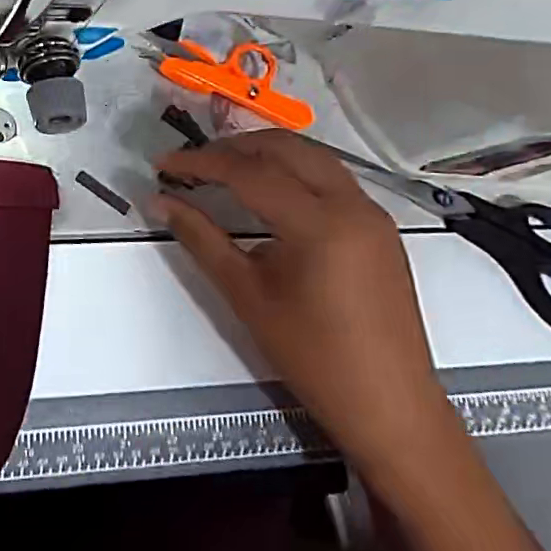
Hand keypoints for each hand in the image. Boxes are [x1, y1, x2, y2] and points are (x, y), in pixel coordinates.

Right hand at [157, 132, 550, 550]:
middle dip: (233, 146)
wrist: (388, 404)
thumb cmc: (310, 354)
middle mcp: (352, 203)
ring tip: (222, 168)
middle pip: (285, 148)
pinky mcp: (380, 228)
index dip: (199, 162)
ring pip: (313, 157)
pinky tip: (268, 192)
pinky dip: (292, 171)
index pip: (248, 171)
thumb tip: (161, 201)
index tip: (162, 166)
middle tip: (191, 162)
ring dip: (265, 153)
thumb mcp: (245, 294)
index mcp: (318, 222)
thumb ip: (201, 239)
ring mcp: (372, 213)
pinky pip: (331, 179)